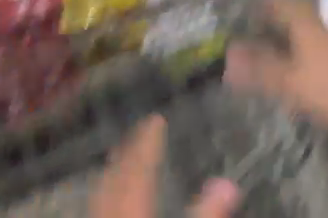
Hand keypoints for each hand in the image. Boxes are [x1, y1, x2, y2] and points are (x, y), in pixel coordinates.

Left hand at [90, 115, 238, 217]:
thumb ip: (206, 216)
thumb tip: (230, 184)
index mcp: (132, 214)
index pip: (140, 170)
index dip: (147, 142)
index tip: (156, 119)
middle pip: (115, 180)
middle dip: (128, 153)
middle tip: (140, 130)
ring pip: (100, 198)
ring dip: (113, 174)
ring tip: (123, 158)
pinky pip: (97, 212)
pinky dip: (105, 198)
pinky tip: (111, 204)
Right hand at [225, 0, 327, 131]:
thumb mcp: (291, 83)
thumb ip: (259, 69)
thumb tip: (227, 54)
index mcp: (304, 17)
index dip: (256, 0)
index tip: (240, 11)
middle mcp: (321, 15)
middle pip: (290, 8)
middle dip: (270, 17)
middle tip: (251, 32)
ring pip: (306, 22)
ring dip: (288, 31)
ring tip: (272, 48)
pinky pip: (319, 35)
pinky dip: (305, 43)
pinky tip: (301, 61)